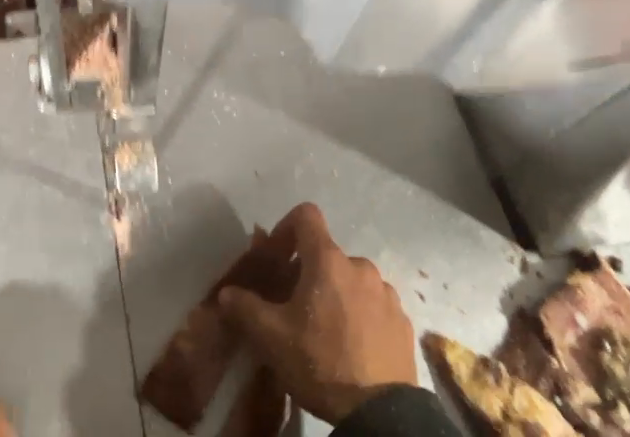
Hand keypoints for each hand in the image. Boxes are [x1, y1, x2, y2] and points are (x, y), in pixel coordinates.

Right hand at [218, 203, 419, 423]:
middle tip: (293, 306)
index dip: (286, 227)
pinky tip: (351, 346)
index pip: (306, 215)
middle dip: (307, 272)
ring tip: (324, 330)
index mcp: (328, 261)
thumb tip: (227, 293)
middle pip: (326, 254)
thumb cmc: (320, 362)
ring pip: (351, 280)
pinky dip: (359, 314)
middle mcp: (361, 266)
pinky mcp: (403, 321)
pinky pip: (374, 304)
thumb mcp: (271, 337)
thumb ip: (244, 307)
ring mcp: (387, 294)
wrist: (380, 414)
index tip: (276, 257)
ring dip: (335, 293)